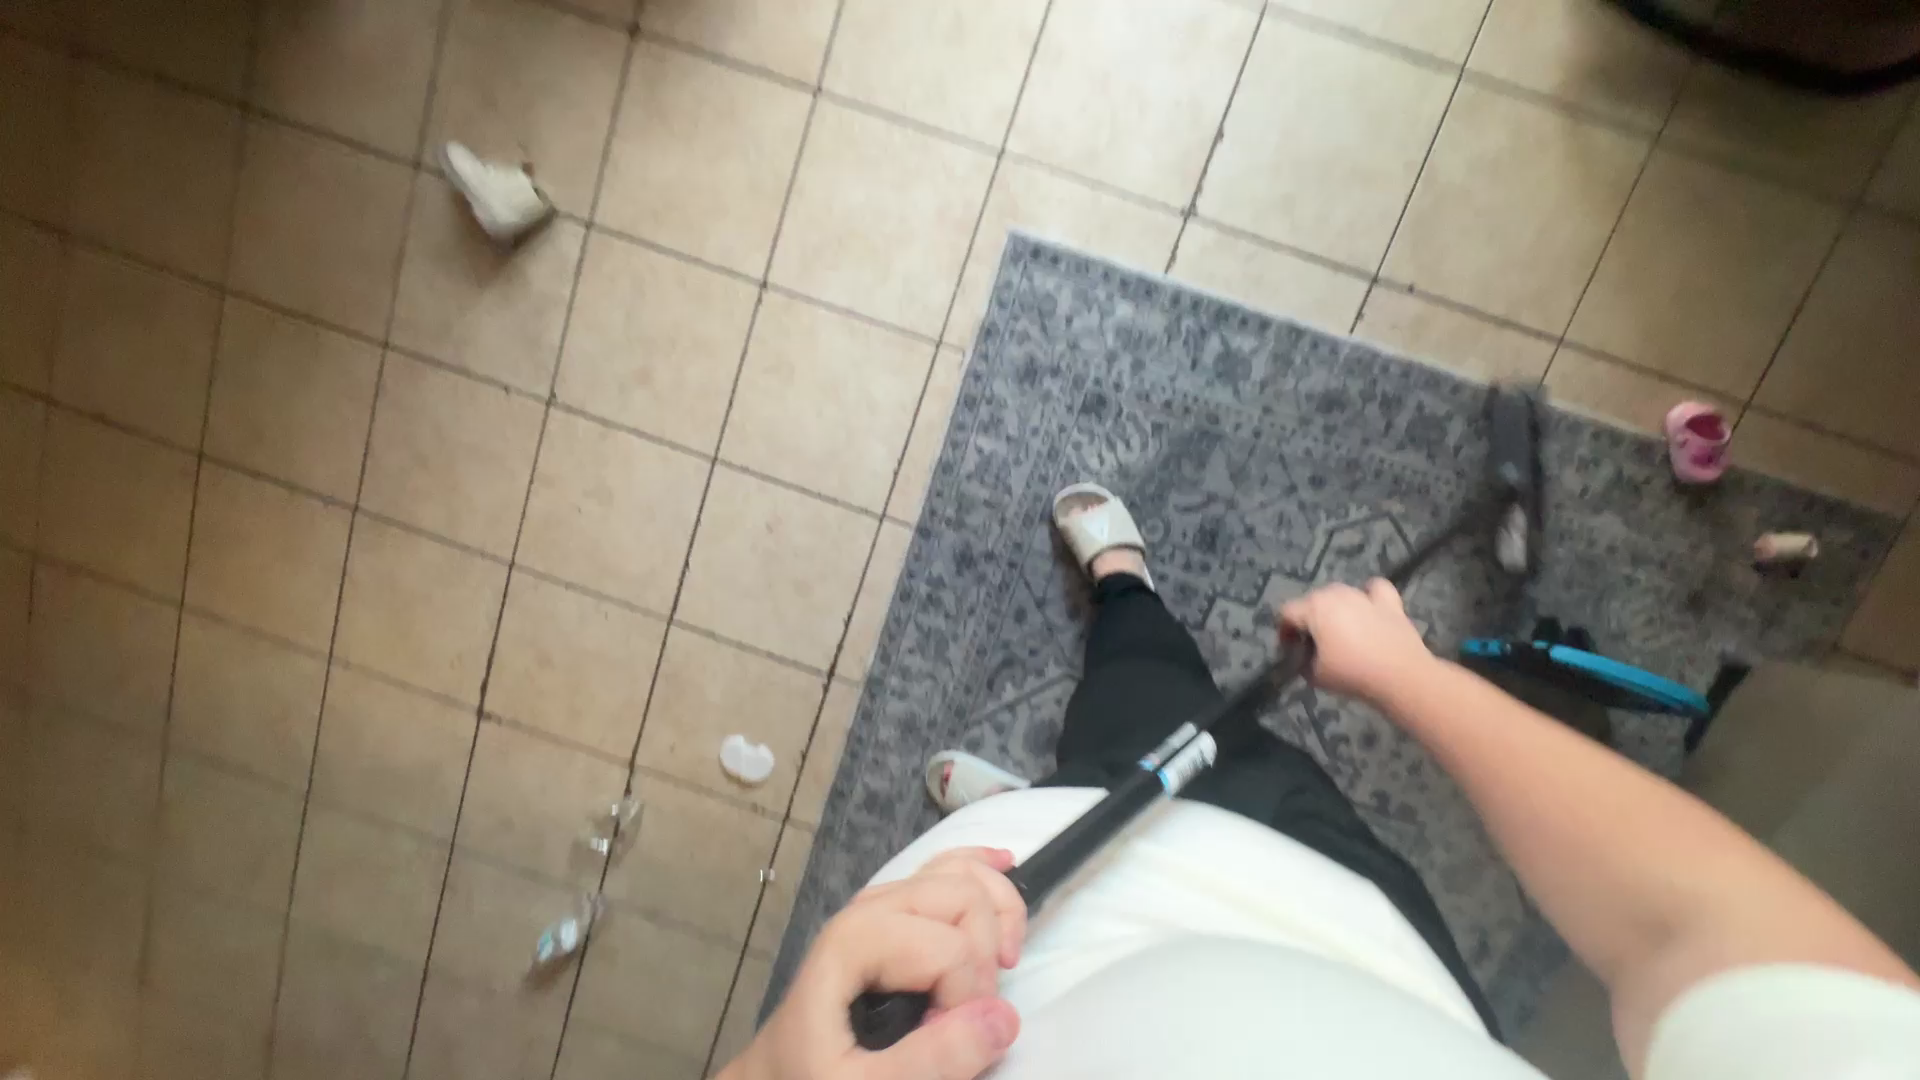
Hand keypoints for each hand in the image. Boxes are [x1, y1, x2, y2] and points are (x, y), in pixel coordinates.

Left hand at [721, 847, 1028, 1079]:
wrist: (774, 1075)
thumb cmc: (809, 1079)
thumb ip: (930, 1061)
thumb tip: (1003, 1017)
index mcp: (857, 940)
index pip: (951, 947)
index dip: (967, 998)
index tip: (948, 1041)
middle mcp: (872, 906)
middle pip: (963, 897)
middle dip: (987, 954)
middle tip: (973, 1015)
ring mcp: (884, 901)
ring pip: (961, 875)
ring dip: (997, 912)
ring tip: (1003, 966)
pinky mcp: (894, 909)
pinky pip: (945, 867)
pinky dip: (980, 867)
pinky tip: (1004, 864)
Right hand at [1279, 579, 1435, 706]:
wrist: (1402, 677)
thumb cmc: (1352, 674)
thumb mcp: (1313, 674)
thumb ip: (1301, 661)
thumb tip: (1303, 656)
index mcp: (1314, 608)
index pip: (1286, 613)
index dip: (1283, 632)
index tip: (1291, 651)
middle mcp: (1336, 594)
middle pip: (1311, 601)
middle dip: (1308, 620)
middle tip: (1314, 644)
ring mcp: (1363, 596)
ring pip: (1339, 593)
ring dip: (1334, 609)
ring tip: (1340, 631)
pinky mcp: (1389, 603)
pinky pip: (1374, 589)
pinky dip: (1368, 595)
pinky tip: (1367, 608)